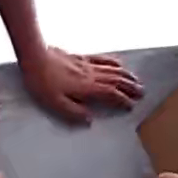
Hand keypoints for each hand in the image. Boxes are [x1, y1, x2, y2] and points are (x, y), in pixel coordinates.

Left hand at [20, 47, 142, 124]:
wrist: (35, 57)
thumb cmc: (42, 83)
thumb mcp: (55, 104)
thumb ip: (74, 113)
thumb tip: (90, 120)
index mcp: (86, 88)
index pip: (110, 94)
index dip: (122, 100)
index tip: (132, 106)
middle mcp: (90, 75)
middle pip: (115, 80)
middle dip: (130, 87)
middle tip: (142, 93)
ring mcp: (86, 65)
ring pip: (112, 69)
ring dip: (126, 75)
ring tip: (137, 80)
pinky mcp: (81, 57)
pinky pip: (102, 59)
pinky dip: (114, 62)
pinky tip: (119, 64)